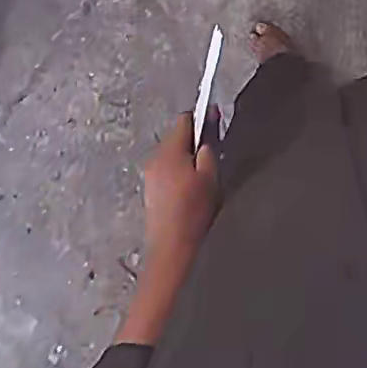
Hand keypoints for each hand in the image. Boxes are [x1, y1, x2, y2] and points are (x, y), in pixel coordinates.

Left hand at [140, 110, 218, 261]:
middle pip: (176, 135)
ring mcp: (150, 175)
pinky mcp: (150, 191)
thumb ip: (208, 148)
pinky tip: (190, 189)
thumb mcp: (210, 175)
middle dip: (194, 139)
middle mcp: (155, 158)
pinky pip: (166, 169)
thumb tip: (206, 130)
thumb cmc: (194, 211)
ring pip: (171, 153)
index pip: (184, 120)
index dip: (202, 118)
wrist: (172, 249)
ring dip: (186, 156)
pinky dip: (178, 171)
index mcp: (170, 150)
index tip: (216, 122)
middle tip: (213, 152)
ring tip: (203, 174)